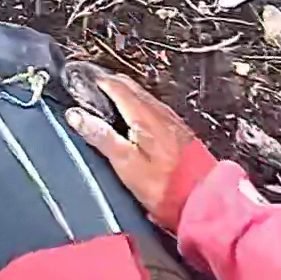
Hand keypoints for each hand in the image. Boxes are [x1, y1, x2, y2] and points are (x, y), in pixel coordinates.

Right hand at [65, 70, 214, 230]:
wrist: (203, 199)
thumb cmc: (162, 185)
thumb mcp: (126, 164)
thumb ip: (102, 137)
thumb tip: (77, 115)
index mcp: (142, 115)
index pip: (117, 86)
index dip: (99, 81)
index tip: (85, 80)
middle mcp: (158, 111)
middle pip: (131, 87)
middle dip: (111, 83)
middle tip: (94, 86)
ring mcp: (170, 119)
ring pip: (143, 96)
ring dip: (126, 93)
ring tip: (110, 99)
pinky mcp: (178, 130)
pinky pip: (153, 107)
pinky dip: (138, 104)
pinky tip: (136, 117)